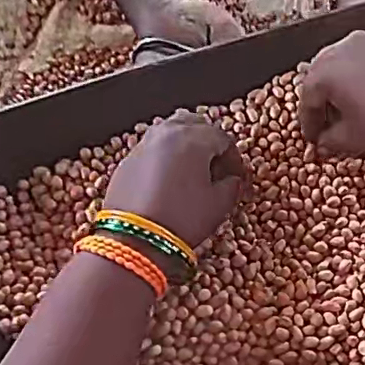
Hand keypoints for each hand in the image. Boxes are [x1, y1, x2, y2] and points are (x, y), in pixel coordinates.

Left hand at [103, 110, 245, 248]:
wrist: (136, 239)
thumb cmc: (181, 220)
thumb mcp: (218, 206)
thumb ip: (232, 186)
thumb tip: (232, 181)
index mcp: (193, 138)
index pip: (223, 138)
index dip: (234, 158)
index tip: (237, 176)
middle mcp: (166, 134)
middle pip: (194, 124)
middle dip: (209, 143)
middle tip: (216, 169)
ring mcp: (143, 146)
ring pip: (170, 133)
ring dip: (185, 147)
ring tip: (193, 175)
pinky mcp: (127, 163)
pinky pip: (152, 151)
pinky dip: (165, 159)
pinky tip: (170, 183)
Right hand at [298, 30, 364, 158]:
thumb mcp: (351, 138)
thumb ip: (329, 138)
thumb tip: (323, 139)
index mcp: (325, 72)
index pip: (306, 98)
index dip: (308, 122)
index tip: (311, 139)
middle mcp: (339, 49)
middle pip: (319, 77)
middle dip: (319, 102)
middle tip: (323, 126)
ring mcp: (362, 42)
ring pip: (336, 66)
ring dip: (334, 89)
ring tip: (341, 114)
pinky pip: (355, 61)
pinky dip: (351, 79)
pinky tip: (358, 100)